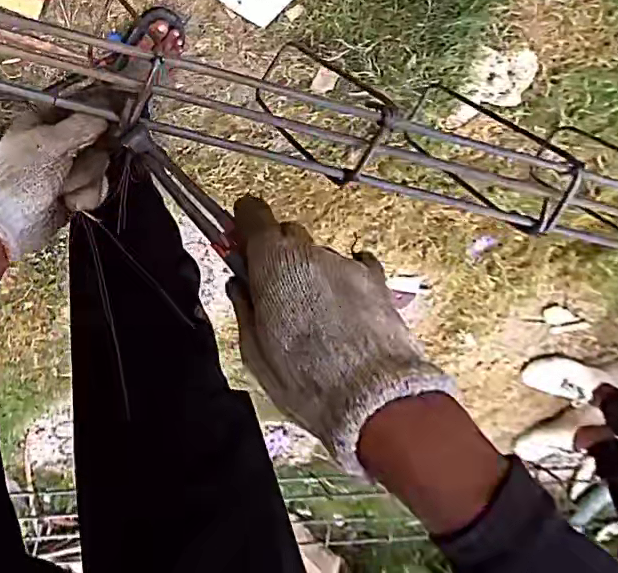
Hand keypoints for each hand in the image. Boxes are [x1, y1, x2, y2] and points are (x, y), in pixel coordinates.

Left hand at [0, 110, 109, 260]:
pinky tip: (67, 201)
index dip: (94, 117)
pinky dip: (84, 197)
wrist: (8, 227)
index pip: (77, 109)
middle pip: (95, 138)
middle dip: (86, 157)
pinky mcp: (71, 191)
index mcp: (41, 123)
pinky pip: (96, 187)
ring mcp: (63, 169)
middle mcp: (53, 143)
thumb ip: (81, 125)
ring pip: (98, 164)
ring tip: (62, 188)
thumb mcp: (49, 144)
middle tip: (70, 164)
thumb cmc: (16, 183)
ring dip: (82, 180)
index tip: (104, 125)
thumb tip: (103, 118)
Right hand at [226, 196, 455, 473]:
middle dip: (278, 254)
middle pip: (287, 234)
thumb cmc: (309, 380)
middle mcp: (308, 254)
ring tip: (314, 317)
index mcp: (273, 262)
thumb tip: (239, 288)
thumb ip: (244, 308)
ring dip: (311, 274)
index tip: (241, 235)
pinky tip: (344, 310)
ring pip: (319, 256)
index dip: (245, 220)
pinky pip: (355, 269)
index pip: (253, 215)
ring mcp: (345, 265)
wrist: (378, 402)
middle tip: (273, 286)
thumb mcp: (255, 351)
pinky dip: (345, 283)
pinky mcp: (377, 283)